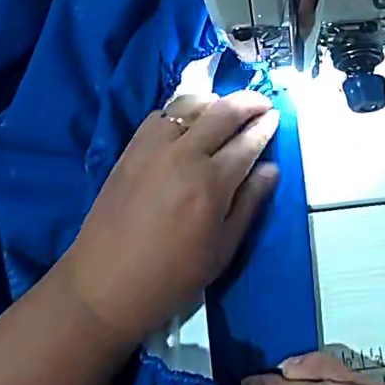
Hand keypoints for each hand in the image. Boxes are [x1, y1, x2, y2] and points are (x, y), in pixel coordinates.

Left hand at [58, 91, 279, 340]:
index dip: (266, 127)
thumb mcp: (222, 249)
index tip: (277, 117)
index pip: (247, 142)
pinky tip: (187, 121)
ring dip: (214, 101)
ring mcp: (154, 146)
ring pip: (189, 105)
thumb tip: (272, 169)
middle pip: (222, 113)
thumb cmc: (173, 276)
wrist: (107, 282)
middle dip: (248, 102)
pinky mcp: (132, 147)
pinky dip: (180, 111)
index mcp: (211, 183)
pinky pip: (160, 115)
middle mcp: (184, 155)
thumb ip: (249, 203)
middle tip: (262, 102)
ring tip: (226, 107)